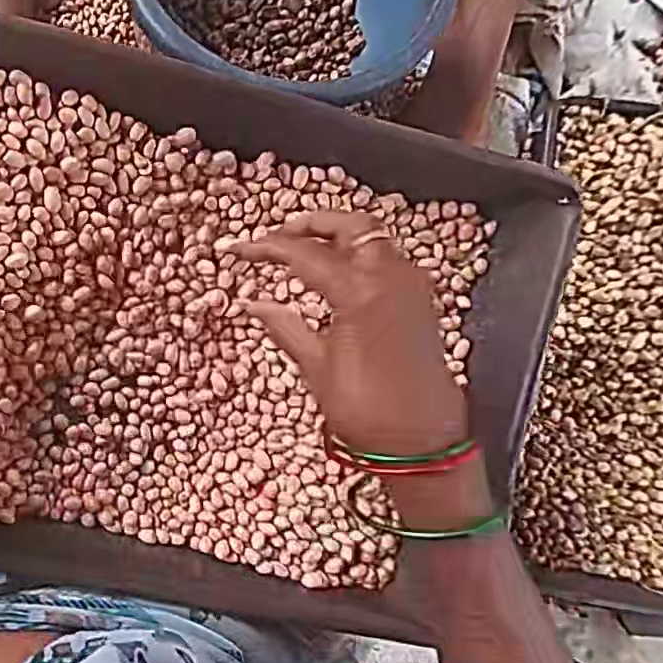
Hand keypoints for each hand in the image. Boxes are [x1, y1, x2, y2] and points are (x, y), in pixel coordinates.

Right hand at [227, 209, 490, 528]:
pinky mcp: (419, 300)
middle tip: (277, 234)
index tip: (239, 249)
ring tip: (301, 248)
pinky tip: (335, 273)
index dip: (266, 248)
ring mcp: (411, 286)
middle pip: (349, 226)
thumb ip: (284, 326)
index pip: (304, 252)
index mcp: (359, 292)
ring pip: (372, 238)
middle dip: (311, 223)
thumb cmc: (365, 408)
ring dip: (336, 235)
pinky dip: (357, 253)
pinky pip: (386, 259)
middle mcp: (391, 278)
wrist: (422, 439)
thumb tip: (253, 302)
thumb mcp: (316, 366)